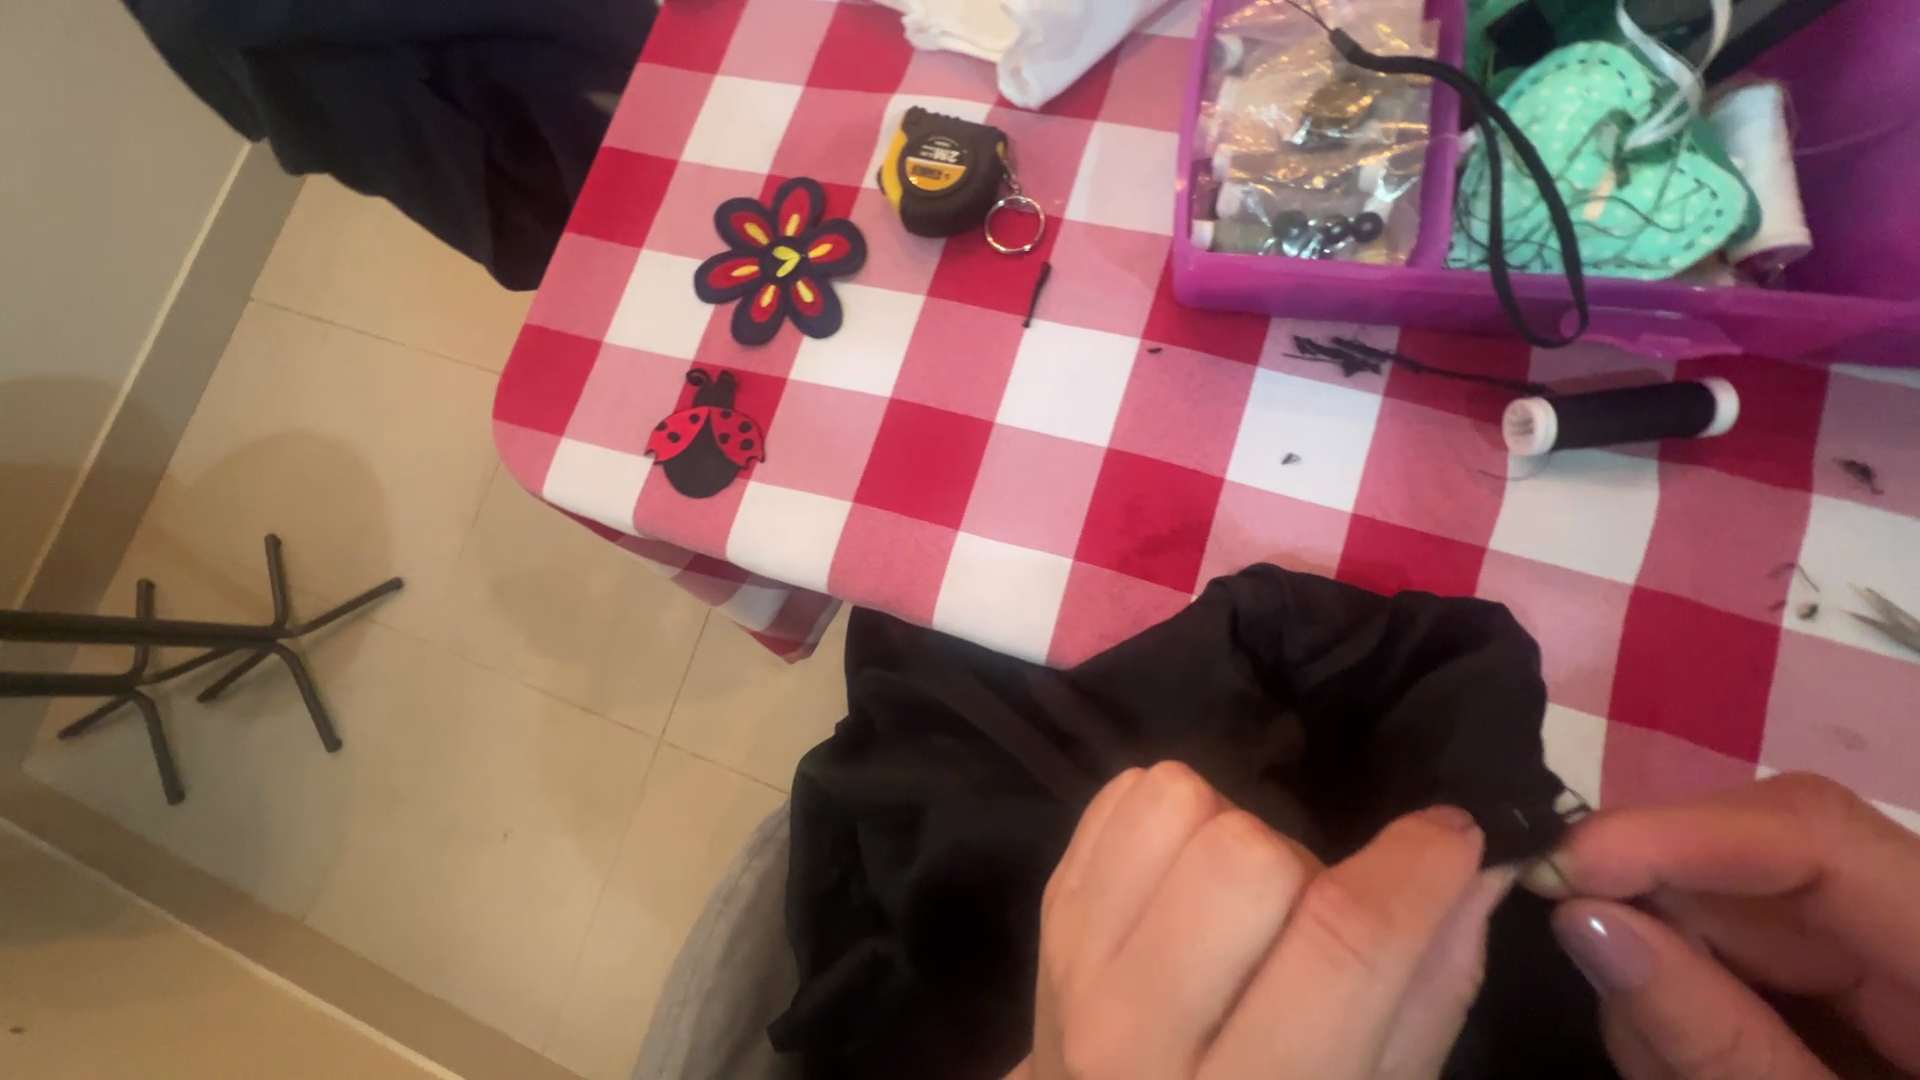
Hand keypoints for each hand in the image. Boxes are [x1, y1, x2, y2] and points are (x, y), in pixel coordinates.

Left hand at [1017, 762, 1514, 1079]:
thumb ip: (1427, 982)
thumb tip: (1467, 855)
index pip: (1341, 946)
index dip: (1413, 870)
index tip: (1452, 831)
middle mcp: (1138, 1029)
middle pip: (1245, 856)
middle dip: (1298, 865)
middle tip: (1298, 910)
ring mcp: (1077, 954)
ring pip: (1176, 802)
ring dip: (1226, 828)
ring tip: (1230, 893)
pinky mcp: (1051, 900)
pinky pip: (1126, 793)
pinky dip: (1172, 812)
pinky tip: (1181, 871)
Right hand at [1525, 772, 1919, 1078]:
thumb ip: (1720, 1047)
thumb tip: (1579, 915)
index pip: (1819, 839)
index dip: (1675, 833)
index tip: (1558, 868)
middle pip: (1763, 862)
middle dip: (1654, 904)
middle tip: (1587, 963)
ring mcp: (1906, 969)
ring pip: (1738, 905)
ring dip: (1664, 961)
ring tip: (1666, 1058)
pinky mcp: (1870, 995)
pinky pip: (1749, 953)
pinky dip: (1692, 992)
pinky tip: (1690, 1054)